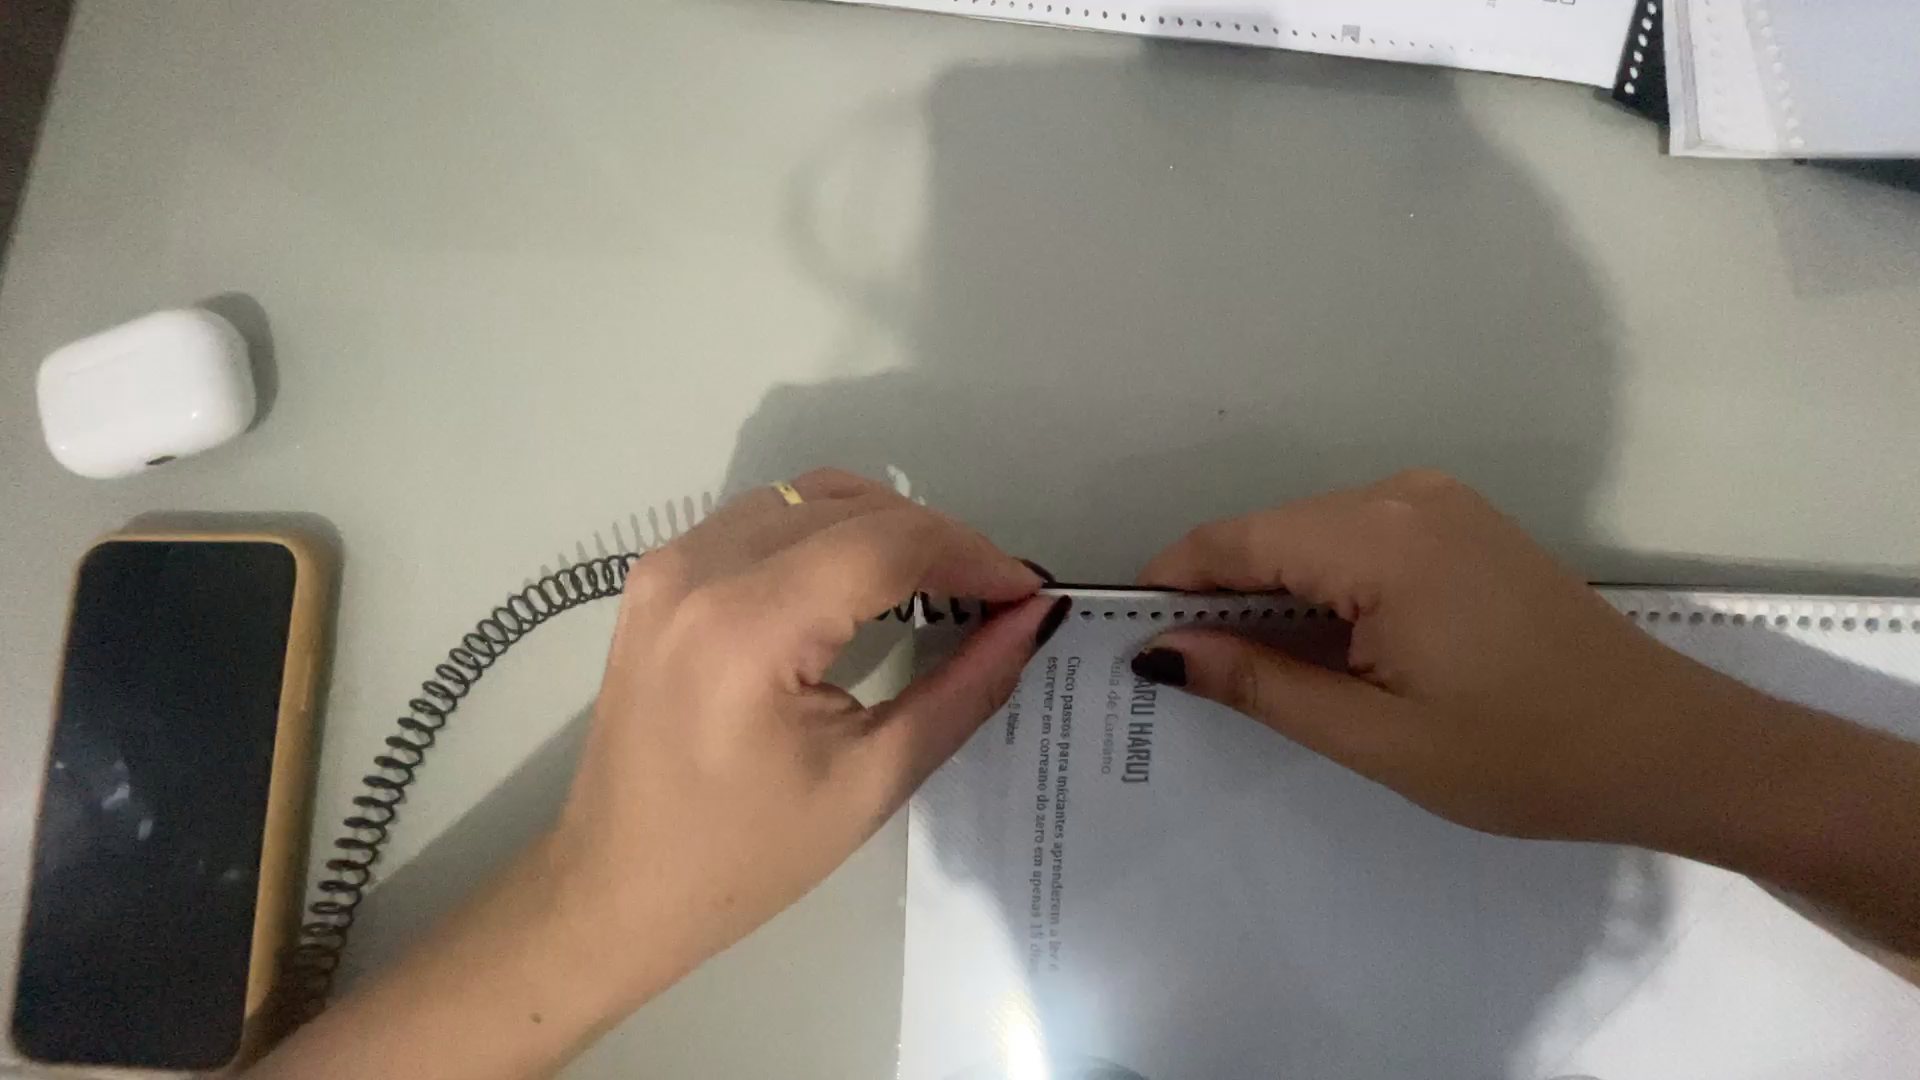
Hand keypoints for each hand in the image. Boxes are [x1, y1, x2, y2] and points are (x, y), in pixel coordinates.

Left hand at [549, 468, 1057, 1005]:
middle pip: (853, 506)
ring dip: (888, 525)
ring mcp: (670, 560)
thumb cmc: (745, 857)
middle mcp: (699, 568)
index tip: (1023, 591)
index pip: (886, 544)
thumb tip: (1031, 618)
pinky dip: (835, 528)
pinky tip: (863, 577)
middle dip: (938, 540)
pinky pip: (770, 514)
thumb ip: (965, 688)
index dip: (970, 556)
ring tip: (937, 582)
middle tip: (989, 596)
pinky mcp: (662, 570)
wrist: (612, 887)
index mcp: (746, 627)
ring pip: (811, 494)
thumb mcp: (873, 780)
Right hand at [1131, 470, 1784, 846]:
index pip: (1232, 541)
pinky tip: (1320, 636)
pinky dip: (1309, 580)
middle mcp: (1399, 496)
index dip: (1171, 582)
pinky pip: (1343, 536)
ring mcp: (1429, 500)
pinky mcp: (1448, 517)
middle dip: (1216, 592)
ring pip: (1299, 532)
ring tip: (1257, 660)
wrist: (1679, 750)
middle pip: (1264, 532)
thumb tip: (1160, 651)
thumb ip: (1256, 683)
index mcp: (1380, 541)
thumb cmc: (1523, 755)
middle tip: (1194, 665)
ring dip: (1264, 589)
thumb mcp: (1373, 736)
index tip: (1136, 633)